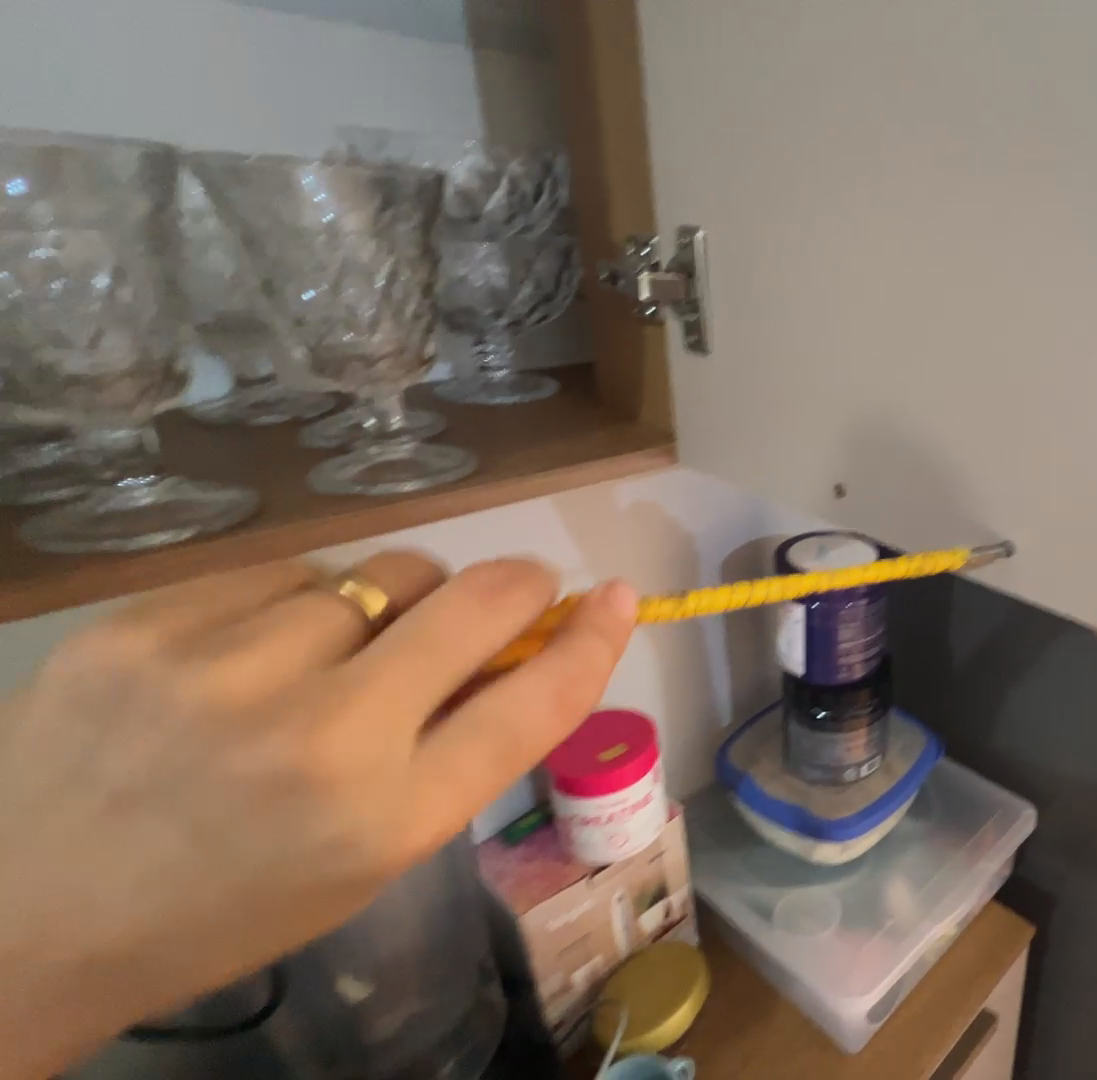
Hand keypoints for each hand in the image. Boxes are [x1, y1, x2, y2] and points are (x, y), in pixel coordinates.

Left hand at [0, 554, 635, 1078]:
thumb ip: (467, 745)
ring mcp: (225, 674)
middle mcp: (321, 740)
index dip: (594, 641)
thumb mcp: (382, 849)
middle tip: (518, 587)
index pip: (535, 703)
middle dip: (517, 584)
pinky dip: (307, 599)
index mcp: (389, 817)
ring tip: (343, 650)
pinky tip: (258, 650)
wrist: (14, 927)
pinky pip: (292, 571)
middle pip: (477, 604)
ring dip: (398, 601)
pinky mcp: (144, 630)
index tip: (619, 598)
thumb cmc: (240, 896)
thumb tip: (536, 644)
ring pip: (386, 574)